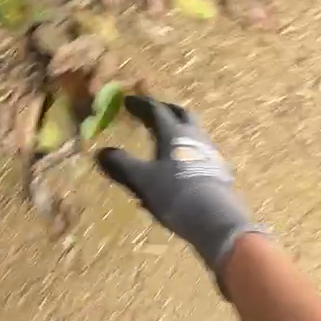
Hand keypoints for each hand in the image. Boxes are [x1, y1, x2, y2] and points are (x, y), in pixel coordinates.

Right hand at [95, 96, 266, 277]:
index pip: (157, 110)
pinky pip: (201, 150)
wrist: (216, 219)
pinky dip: (188, 148)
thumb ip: (122, 164)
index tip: (127, 101)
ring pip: (194, 131)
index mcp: (174, 134)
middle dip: (165, 110)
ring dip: (180, 128)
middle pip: (181, 114)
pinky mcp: (219, 170)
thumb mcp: (143, 180)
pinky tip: (183, 162)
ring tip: (167, 136)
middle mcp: (195, 136)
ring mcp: (210, 152)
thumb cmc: (175, 194)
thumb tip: (102, 152)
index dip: (141, 104)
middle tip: (152, 112)